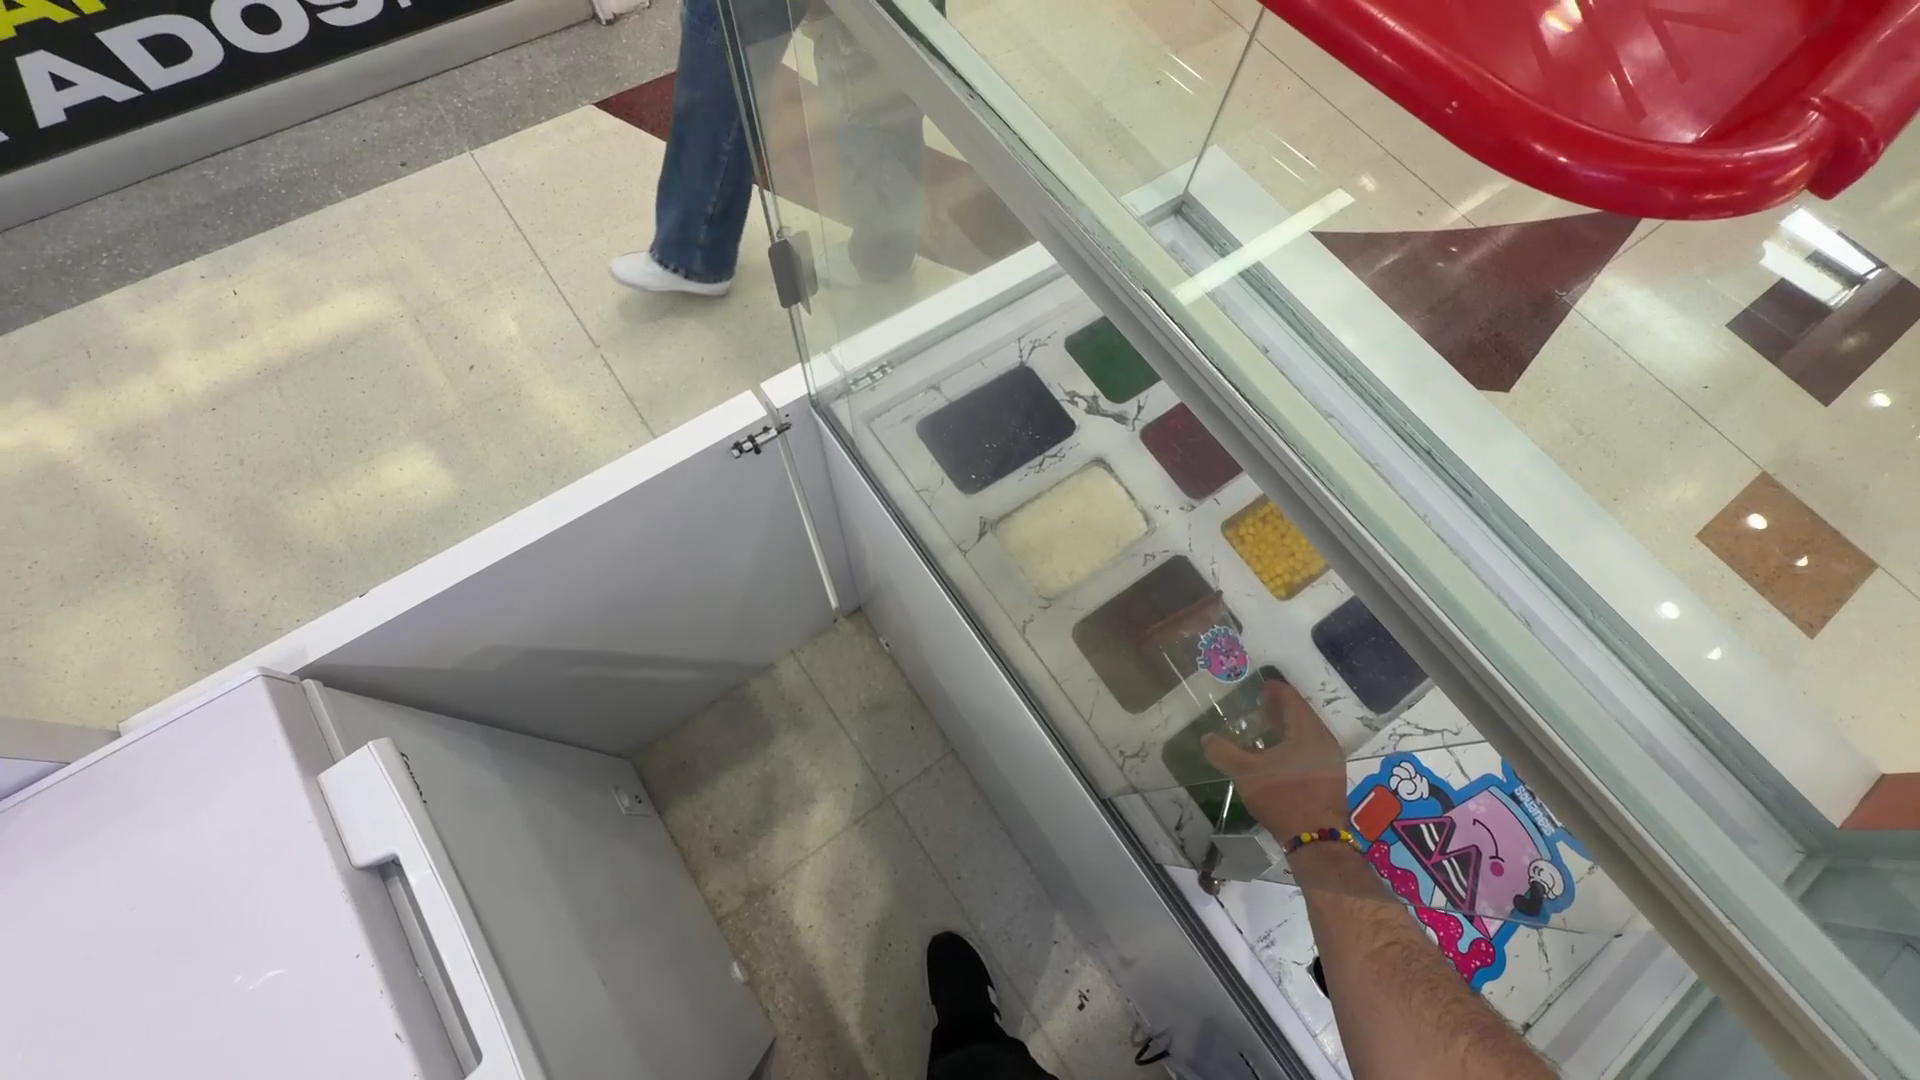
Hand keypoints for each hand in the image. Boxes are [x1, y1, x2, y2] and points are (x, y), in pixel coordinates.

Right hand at [1202, 679, 1349, 841]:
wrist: (1316, 840)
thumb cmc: (1282, 797)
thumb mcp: (1246, 773)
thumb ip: (1224, 752)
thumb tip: (1206, 738)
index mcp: (1307, 732)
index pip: (1292, 700)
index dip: (1276, 690)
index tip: (1262, 685)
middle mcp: (1325, 741)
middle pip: (1302, 715)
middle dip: (1281, 709)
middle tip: (1260, 706)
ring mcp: (1332, 762)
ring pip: (1308, 734)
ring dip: (1288, 728)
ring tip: (1267, 730)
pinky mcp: (1332, 779)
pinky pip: (1313, 750)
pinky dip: (1296, 745)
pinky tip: (1280, 756)